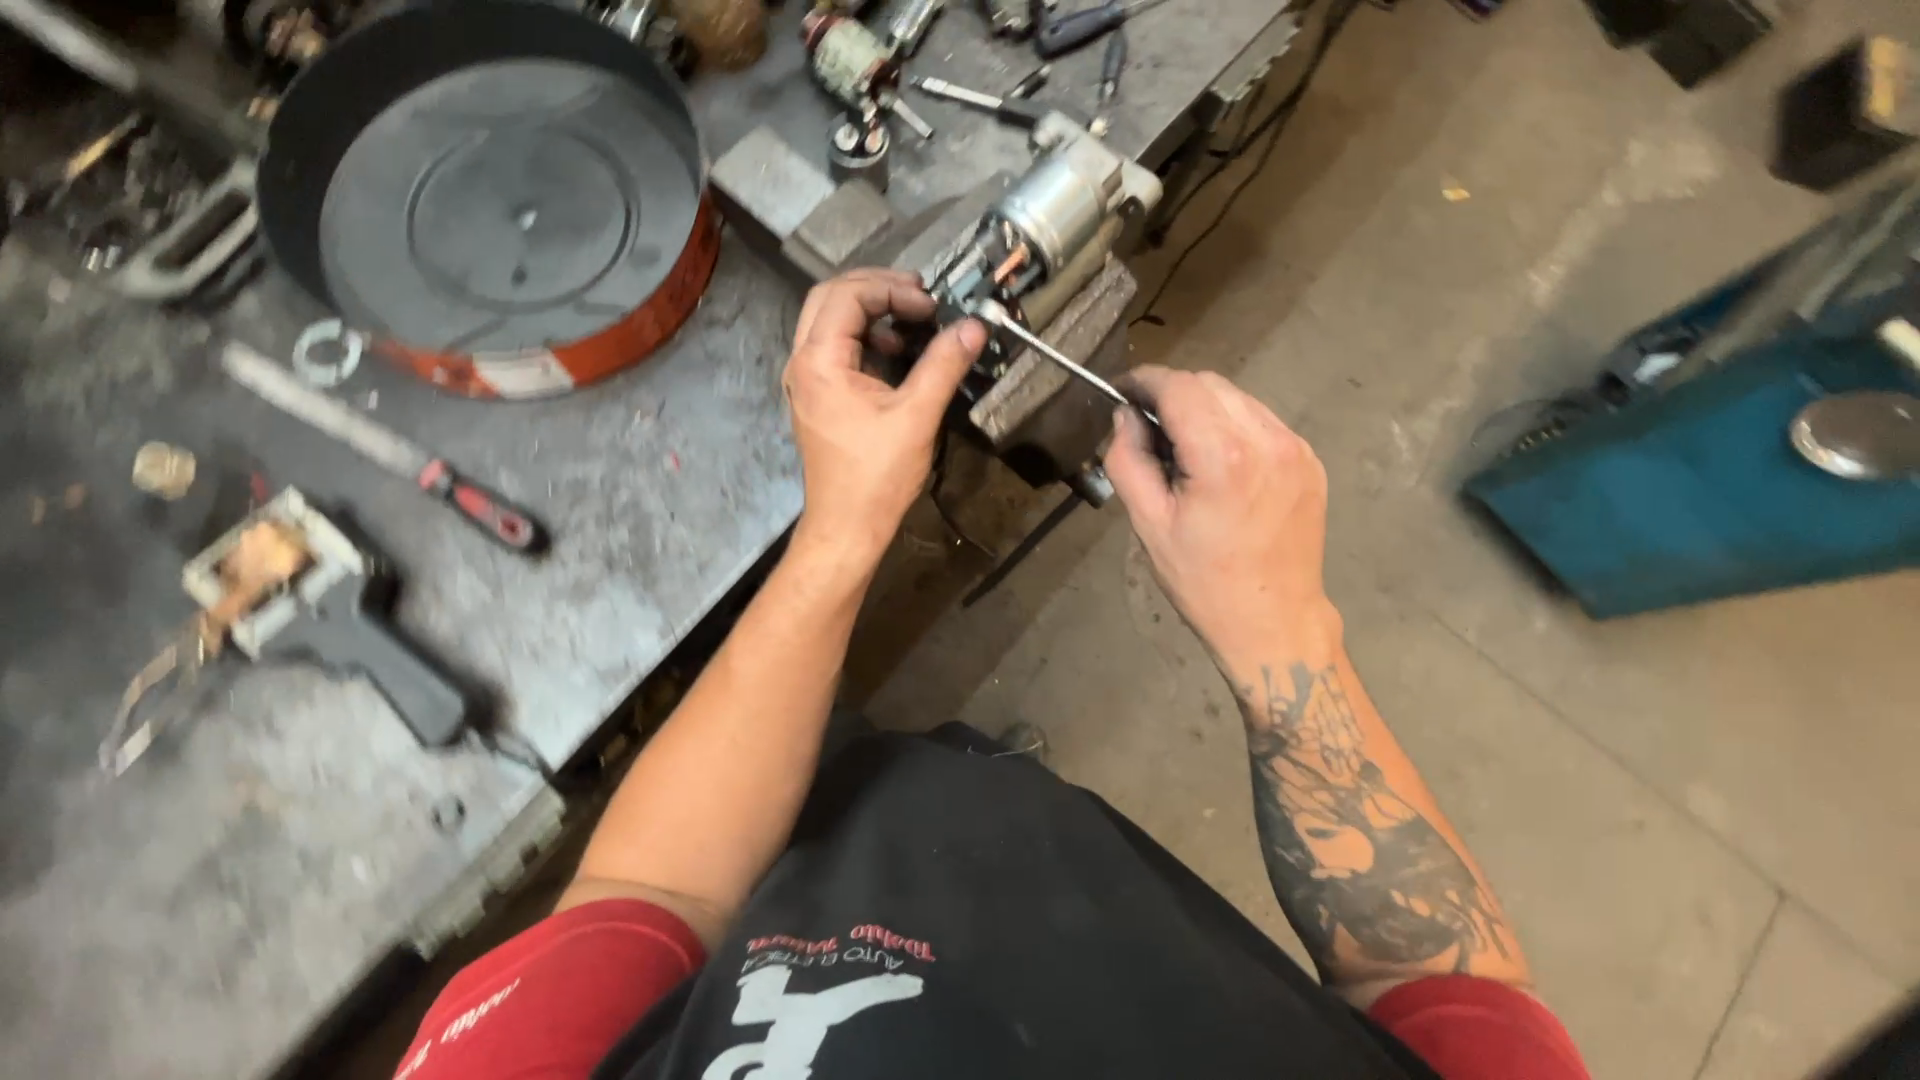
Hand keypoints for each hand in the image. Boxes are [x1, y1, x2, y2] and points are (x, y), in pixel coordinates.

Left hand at [783, 268, 986, 565]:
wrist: (847, 526)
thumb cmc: (876, 476)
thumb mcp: (917, 415)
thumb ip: (944, 364)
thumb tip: (973, 326)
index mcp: (819, 361)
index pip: (847, 295)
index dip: (892, 290)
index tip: (930, 305)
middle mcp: (803, 363)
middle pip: (829, 297)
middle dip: (876, 288)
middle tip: (918, 297)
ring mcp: (805, 381)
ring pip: (829, 321)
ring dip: (869, 311)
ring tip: (911, 322)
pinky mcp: (816, 397)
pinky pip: (834, 348)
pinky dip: (864, 338)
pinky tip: (896, 354)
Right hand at [1104, 367, 1339, 666]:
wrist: (1272, 620)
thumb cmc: (1203, 580)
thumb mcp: (1149, 524)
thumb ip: (1128, 460)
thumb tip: (1125, 418)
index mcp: (1223, 455)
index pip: (1178, 387)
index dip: (1145, 381)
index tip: (1123, 392)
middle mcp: (1268, 439)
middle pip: (1209, 384)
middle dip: (1172, 394)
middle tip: (1148, 430)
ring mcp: (1296, 449)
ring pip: (1239, 398)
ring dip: (1204, 409)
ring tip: (1185, 450)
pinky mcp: (1310, 461)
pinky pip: (1263, 422)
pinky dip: (1234, 427)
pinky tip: (1221, 464)